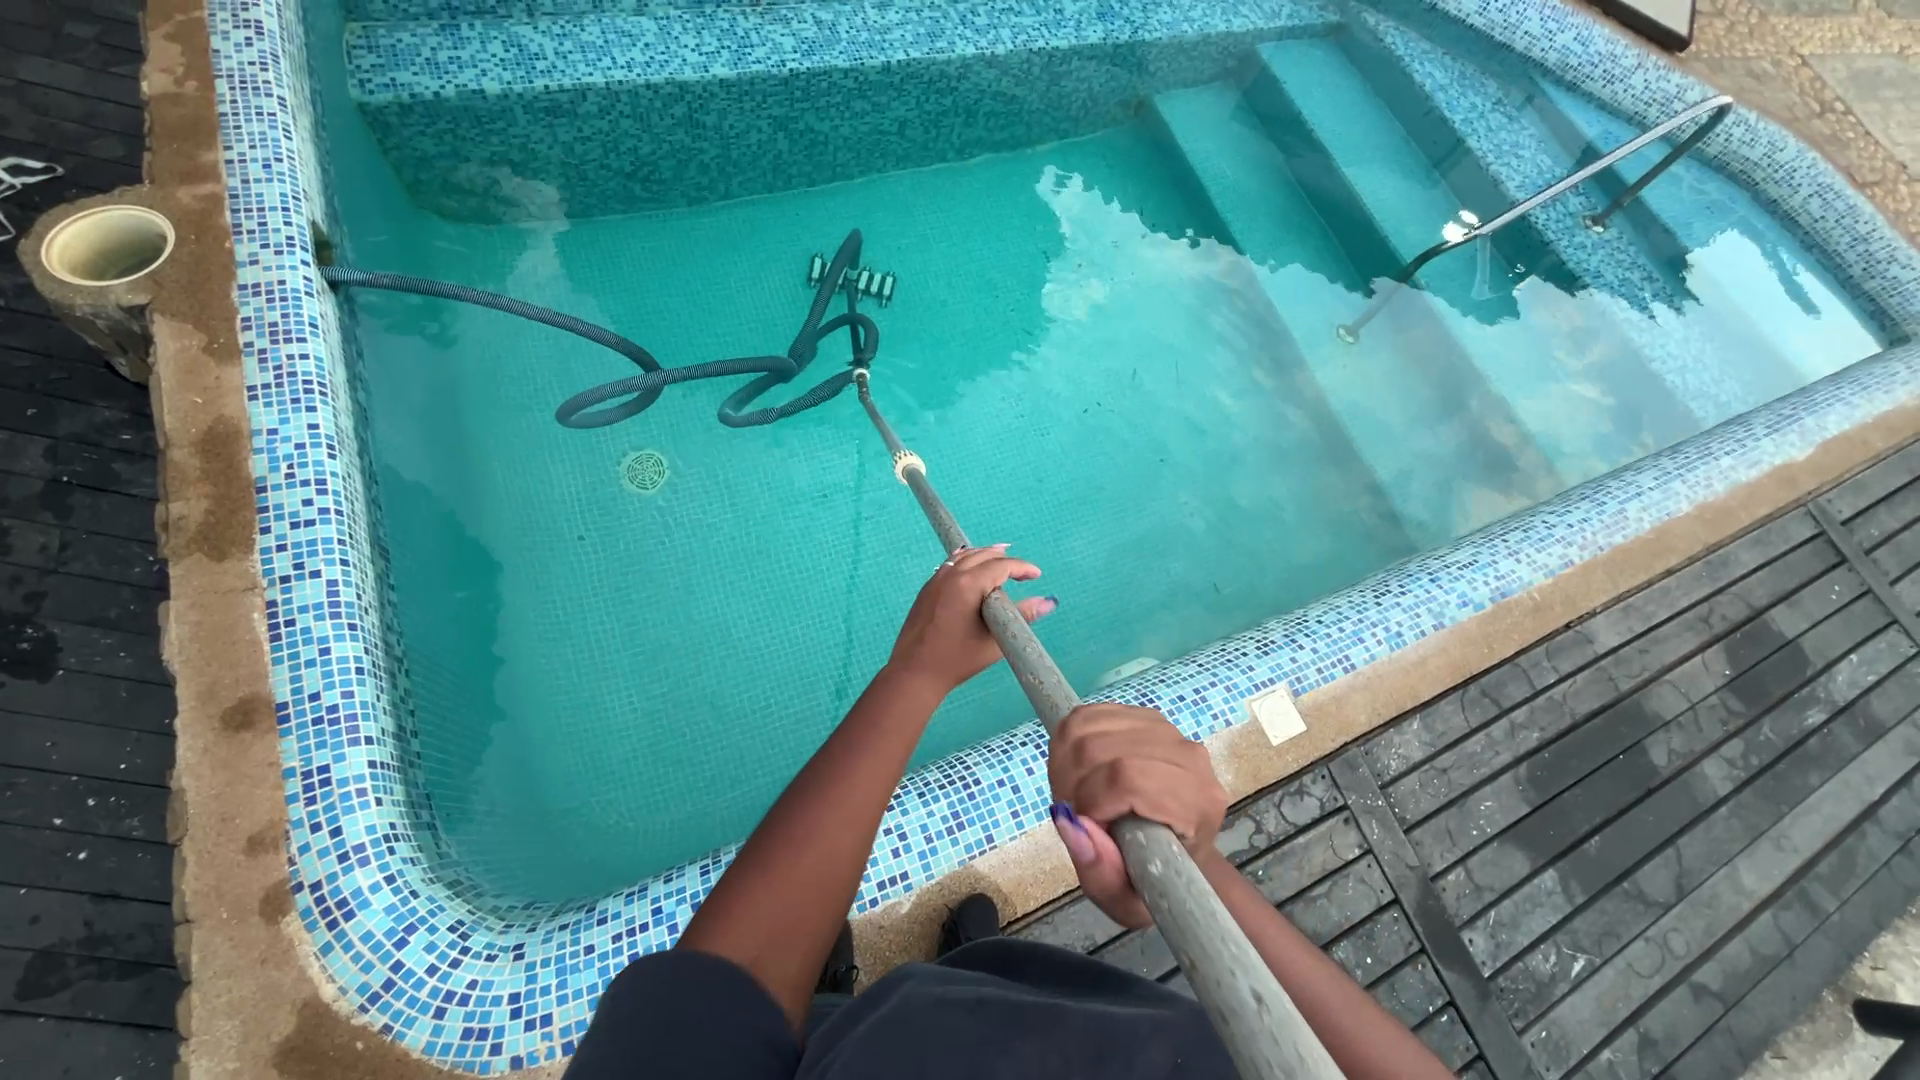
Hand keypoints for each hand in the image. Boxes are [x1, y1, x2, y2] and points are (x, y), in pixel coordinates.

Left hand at [887, 544, 1055, 694]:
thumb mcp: (994, 639)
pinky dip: (967, 562)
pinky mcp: (926, 590)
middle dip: (1004, 559)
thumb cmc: (957, 660)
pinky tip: (973, 572)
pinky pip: (950, 565)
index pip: (1001, 565)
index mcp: (968, 584)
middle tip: (1022, 572)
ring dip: (984, 556)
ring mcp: (935, 581)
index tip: (1037, 575)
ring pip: (964, 556)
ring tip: (1000, 561)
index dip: (1022, 568)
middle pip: (982, 555)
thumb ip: (1022, 617)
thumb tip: (1049, 603)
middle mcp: (950, 575)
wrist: (914, 672)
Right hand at [1047, 704, 1228, 927]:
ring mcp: (1168, 730)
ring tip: (1077, 794)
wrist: (1174, 853)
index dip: (1091, 801)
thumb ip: (1100, 872)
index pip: (1128, 778)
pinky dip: (1070, 741)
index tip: (1087, 827)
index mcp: (1197, 805)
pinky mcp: (1143, 715)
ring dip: (1066, 763)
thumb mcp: (1126, 902)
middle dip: (1071, 782)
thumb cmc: (1153, 882)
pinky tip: (1081, 770)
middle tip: (1075, 813)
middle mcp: (1190, 758)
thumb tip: (1070, 822)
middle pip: (1101, 748)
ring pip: (1090, 728)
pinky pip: (1088, 715)